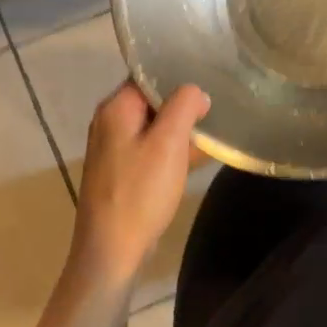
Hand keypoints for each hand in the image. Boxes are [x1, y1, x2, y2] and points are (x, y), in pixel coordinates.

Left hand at [70, 81, 210, 283]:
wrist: (112, 251)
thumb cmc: (140, 192)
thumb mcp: (169, 143)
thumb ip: (184, 105)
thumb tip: (197, 92)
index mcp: (115, 109)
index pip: (150, 75)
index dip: (180, 77)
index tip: (210, 82)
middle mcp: (110, 123)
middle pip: (154, 100)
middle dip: (184, 106)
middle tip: (217, 109)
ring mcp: (114, 149)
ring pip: (156, 125)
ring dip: (182, 130)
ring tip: (213, 133)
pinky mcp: (122, 172)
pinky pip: (152, 149)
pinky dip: (173, 150)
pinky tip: (197, 159)